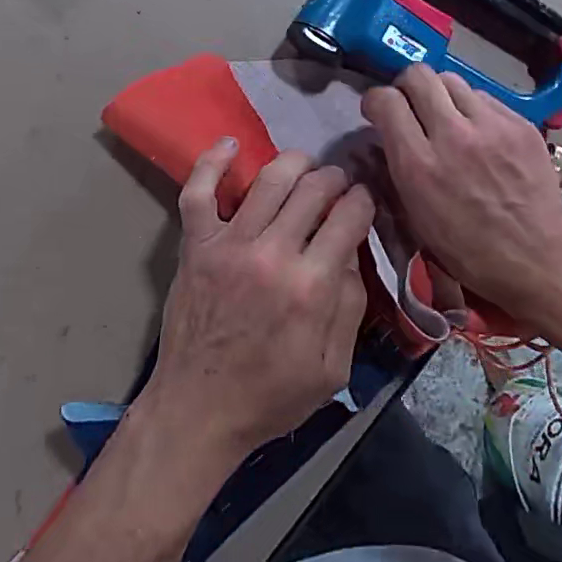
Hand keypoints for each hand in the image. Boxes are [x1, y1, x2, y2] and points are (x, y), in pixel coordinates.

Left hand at [143, 139, 375, 457]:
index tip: (365, 204)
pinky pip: (198, 193)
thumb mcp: (334, 366)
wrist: (195, 415)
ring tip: (306, 171)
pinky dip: (212, 163)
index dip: (365, 200)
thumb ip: (352, 304)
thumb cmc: (271, 396)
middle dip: (337, 179)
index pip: (351, 213)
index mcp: (311, 285)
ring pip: (270, 179)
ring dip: (296, 164)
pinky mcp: (195, 248)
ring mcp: (228, 247)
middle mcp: (272, 255)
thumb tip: (353, 251)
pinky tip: (231, 145)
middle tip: (339, 190)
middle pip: (316, 187)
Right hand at [360, 65, 561, 326]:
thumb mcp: (418, 220)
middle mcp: (453, 135)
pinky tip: (480, 132)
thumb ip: (397, 171)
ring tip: (448, 118)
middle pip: (418, 76)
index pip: (385, 101)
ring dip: (442, 95)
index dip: (375, 102)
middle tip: (411, 106)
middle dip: (406, 87)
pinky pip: (486, 98)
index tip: (378, 112)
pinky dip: (474, 109)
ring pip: (453, 80)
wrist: (539, 256)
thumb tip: (384, 139)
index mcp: (420, 165)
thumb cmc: (471, 252)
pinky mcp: (520, 122)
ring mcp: (491, 124)